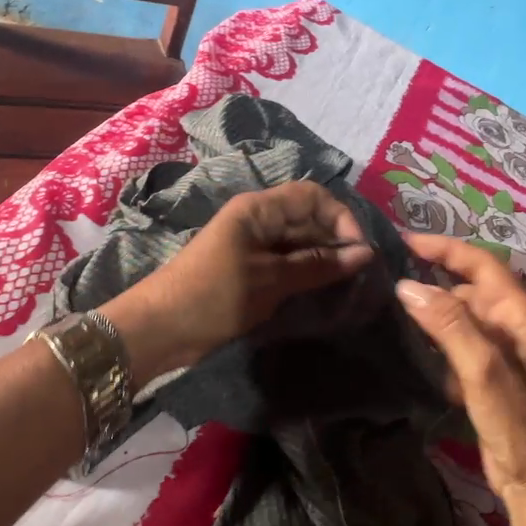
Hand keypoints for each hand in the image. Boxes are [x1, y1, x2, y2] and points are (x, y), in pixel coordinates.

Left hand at [103, 181, 374, 382]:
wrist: (160, 330)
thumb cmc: (214, 296)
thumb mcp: (270, 280)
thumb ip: (318, 265)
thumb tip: (366, 253)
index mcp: (259, 209)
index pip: (313, 195)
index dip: (341, 217)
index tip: (359, 252)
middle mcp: (258, 220)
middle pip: (309, 218)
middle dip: (337, 241)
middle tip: (360, 275)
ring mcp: (253, 246)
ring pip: (301, 243)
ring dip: (324, 260)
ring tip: (347, 286)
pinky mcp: (250, 271)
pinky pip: (288, 263)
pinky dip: (307, 274)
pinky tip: (322, 293)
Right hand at [394, 233, 525, 509]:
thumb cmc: (519, 422)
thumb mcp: (483, 370)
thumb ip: (449, 324)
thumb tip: (406, 286)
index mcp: (523, 313)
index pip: (481, 263)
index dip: (444, 248)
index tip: (404, 241)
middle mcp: (517, 325)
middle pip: (470, 287)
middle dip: (434, 278)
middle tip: (390, 275)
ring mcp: (505, 351)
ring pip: (463, 316)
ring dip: (433, 309)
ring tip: (390, 305)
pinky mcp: (491, 376)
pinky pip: (460, 344)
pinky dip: (437, 338)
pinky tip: (410, 343)